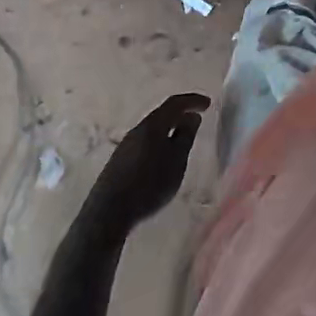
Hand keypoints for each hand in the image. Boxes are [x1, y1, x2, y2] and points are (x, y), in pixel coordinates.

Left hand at [84, 93, 209, 228]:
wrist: (107, 214)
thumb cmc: (149, 184)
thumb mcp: (177, 161)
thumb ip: (186, 136)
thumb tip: (191, 116)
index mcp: (153, 125)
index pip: (175, 103)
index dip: (193, 100)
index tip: (208, 104)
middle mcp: (137, 130)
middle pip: (161, 115)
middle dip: (180, 115)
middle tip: (196, 119)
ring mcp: (125, 146)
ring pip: (152, 130)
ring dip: (168, 130)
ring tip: (181, 140)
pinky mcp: (118, 162)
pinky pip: (144, 143)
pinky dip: (158, 142)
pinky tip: (161, 158)